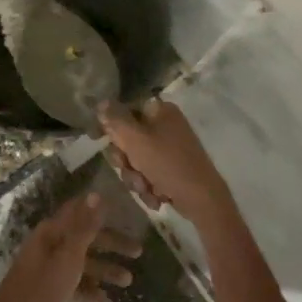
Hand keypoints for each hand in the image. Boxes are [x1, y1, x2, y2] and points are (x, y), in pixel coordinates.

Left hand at [0, 193, 140, 301]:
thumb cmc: (42, 286)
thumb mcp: (68, 256)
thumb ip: (84, 227)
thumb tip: (97, 194)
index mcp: (53, 230)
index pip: (79, 209)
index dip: (100, 208)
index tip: (123, 210)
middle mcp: (51, 242)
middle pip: (86, 237)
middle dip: (112, 244)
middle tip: (138, 252)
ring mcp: (48, 264)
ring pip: (82, 261)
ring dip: (105, 269)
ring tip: (128, 281)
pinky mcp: (47, 284)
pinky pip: (73, 281)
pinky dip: (88, 288)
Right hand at [100, 99, 234, 224]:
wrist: (203, 200)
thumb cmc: (168, 164)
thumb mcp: (136, 141)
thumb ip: (116, 120)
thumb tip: (102, 101)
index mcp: (160, 111)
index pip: (125, 111)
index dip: (111, 127)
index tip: (98, 141)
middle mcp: (166, 125)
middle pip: (129, 138)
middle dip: (126, 161)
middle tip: (130, 169)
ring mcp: (170, 148)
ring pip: (137, 160)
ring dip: (136, 178)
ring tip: (147, 188)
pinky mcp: (173, 168)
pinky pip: (149, 174)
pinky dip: (149, 187)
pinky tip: (157, 196)